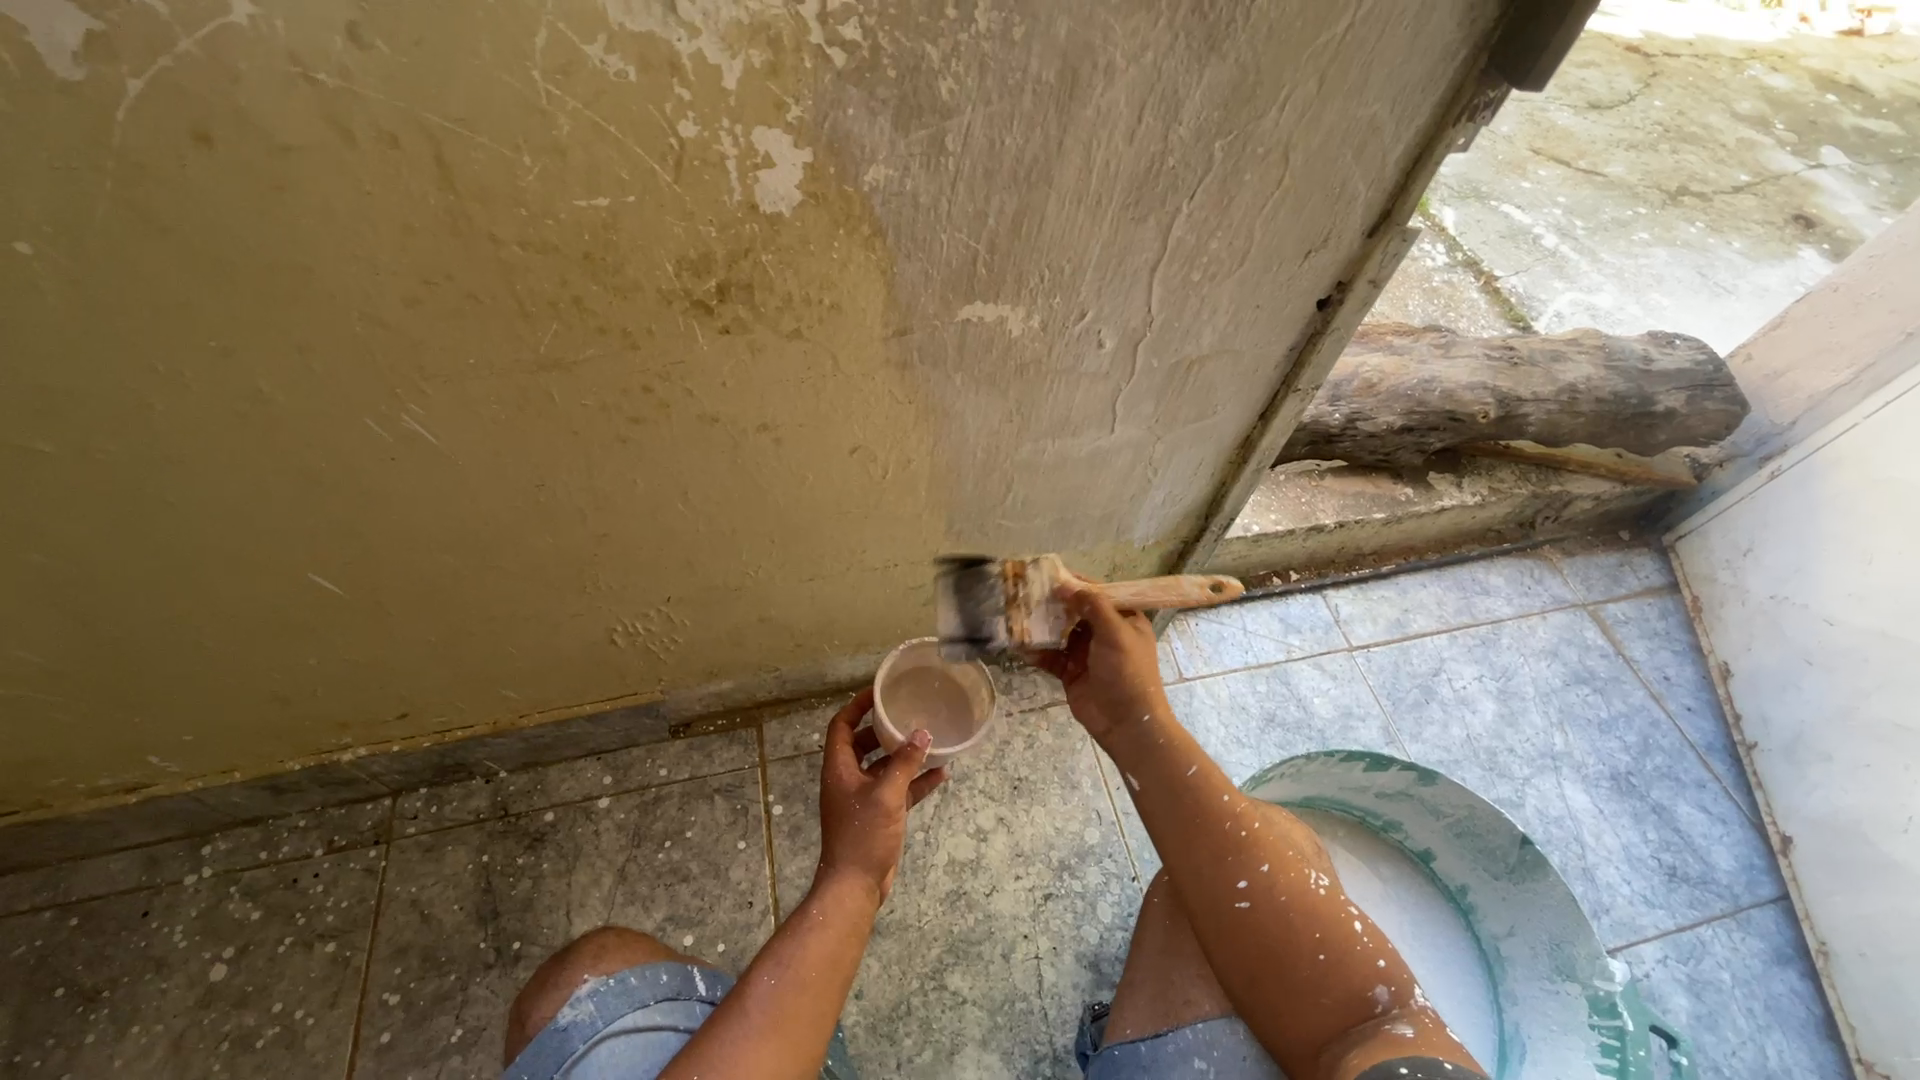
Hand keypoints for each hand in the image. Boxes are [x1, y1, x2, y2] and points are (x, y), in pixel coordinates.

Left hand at [815, 687, 947, 905]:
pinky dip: (916, 781)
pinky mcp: (880, 816)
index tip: (878, 692)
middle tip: (906, 713)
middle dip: (883, 729)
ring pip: (884, 767)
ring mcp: (864, 798)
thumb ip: (904, 763)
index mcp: (839, 769)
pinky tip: (942, 774)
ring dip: (904, 755)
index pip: (841, 726)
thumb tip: (922, 733)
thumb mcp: (886, 795)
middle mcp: (848, 779)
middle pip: (862, 744)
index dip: (856, 706)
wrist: (855, 886)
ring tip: (929, 739)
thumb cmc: (862, 835)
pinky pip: (899, 790)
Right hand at [1025, 584, 1168, 740]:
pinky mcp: (1071, 672)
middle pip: (1076, 612)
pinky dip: (1037, 652)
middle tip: (1027, 593)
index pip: (1099, 594)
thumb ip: (1093, 606)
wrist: (1126, 723)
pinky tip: (1020, 646)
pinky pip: (1051, 656)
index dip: (1077, 584)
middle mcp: (1104, 633)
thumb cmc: (1128, 672)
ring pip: (1060, 632)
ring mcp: (1086, 653)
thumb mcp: (1115, 633)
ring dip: (1041, 626)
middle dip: (1053, 604)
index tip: (1050, 575)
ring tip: (1018, 615)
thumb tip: (1066, 585)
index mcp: (1124, 620)